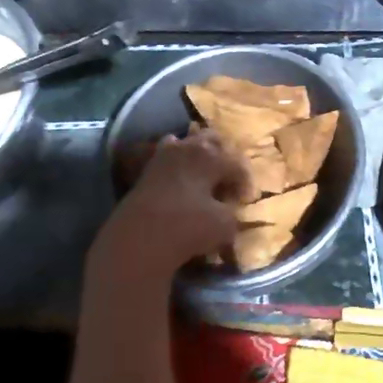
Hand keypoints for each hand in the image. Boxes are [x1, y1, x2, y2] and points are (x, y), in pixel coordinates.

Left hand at [93, 131, 248, 280]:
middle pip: (214, 141)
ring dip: (201, 155)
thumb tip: (230, 207)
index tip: (246, 201)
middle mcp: (189, 147)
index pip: (238, 163)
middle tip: (230, 181)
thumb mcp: (225, 224)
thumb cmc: (187, 228)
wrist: (136, 240)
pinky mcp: (147, 169)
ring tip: (207, 177)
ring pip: (189, 143)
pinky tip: (182, 181)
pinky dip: (179, 162)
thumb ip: (233, 211)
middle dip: (225, 157)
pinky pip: (169, 156)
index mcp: (212, 156)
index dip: (246, 183)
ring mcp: (164, 156)